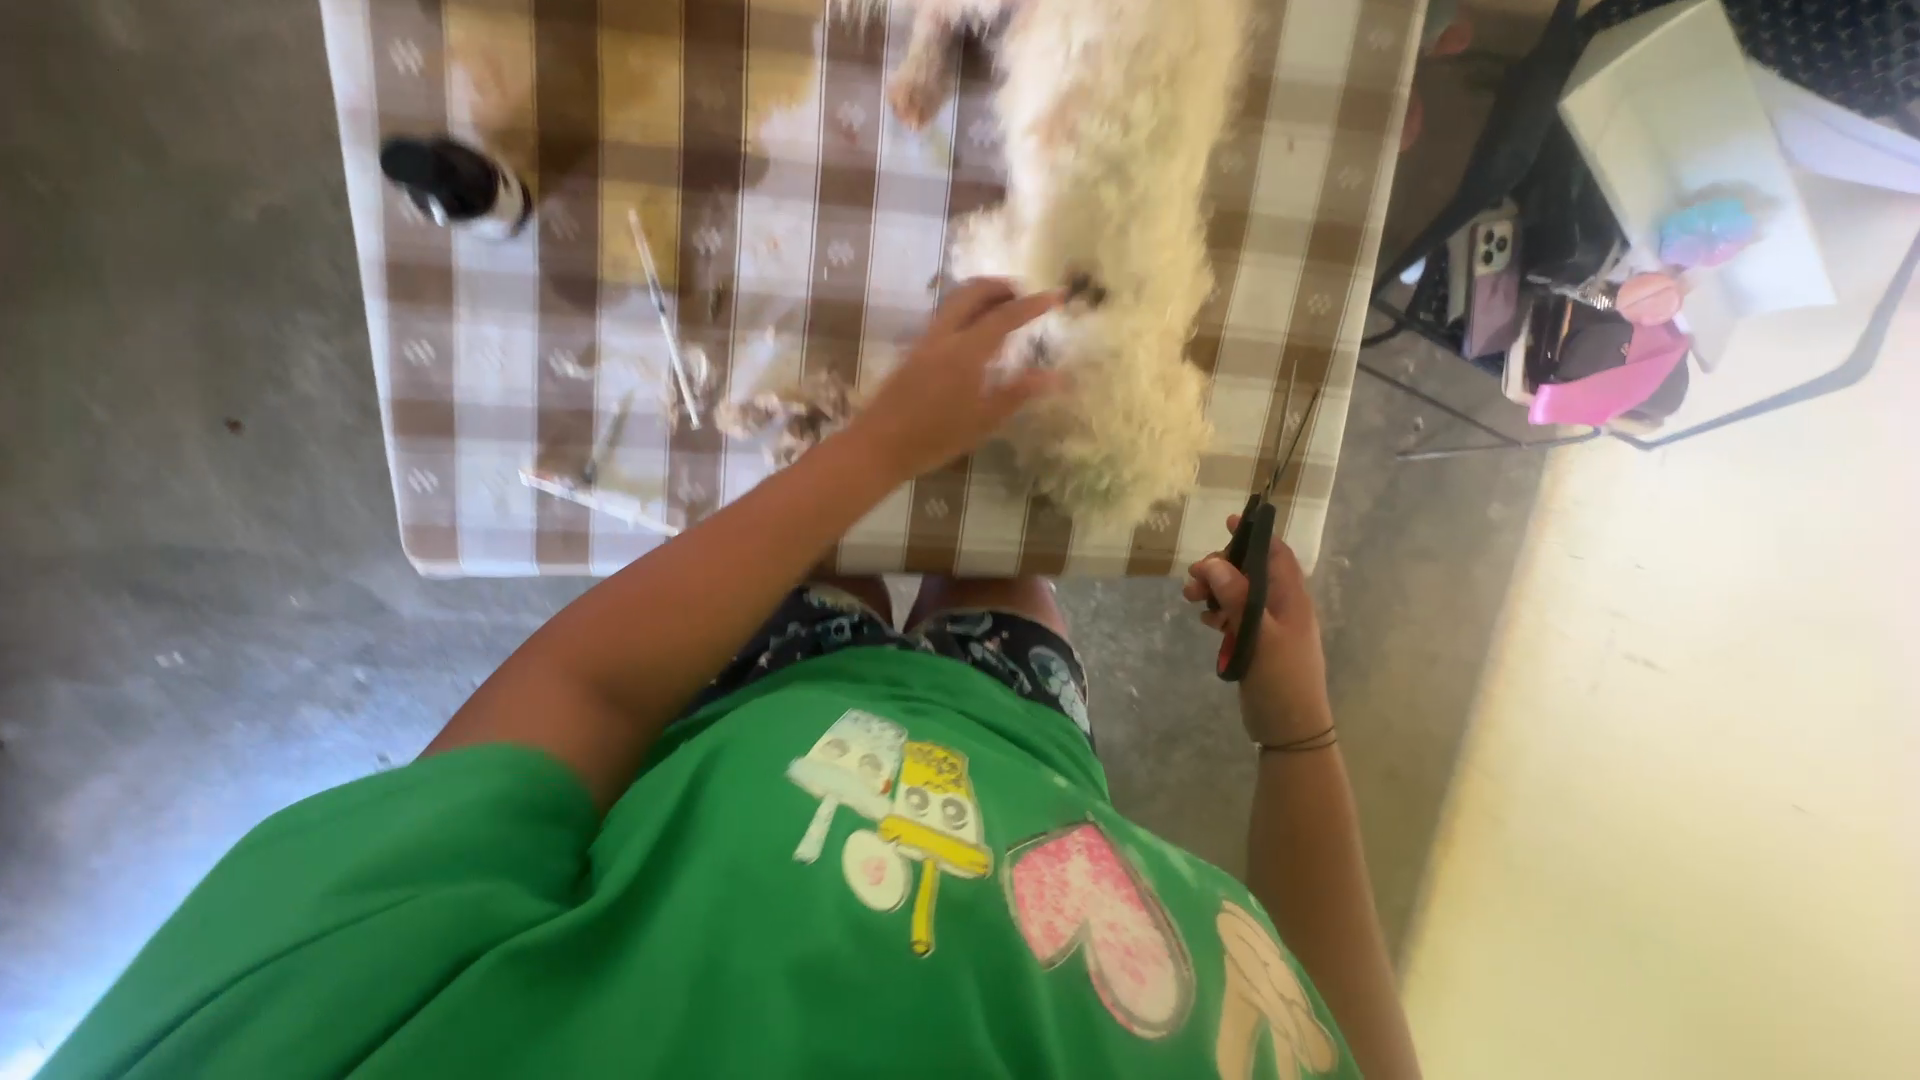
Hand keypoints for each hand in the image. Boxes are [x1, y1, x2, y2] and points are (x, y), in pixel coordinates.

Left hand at [848, 278, 1064, 478]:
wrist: (879, 445)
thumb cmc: (935, 438)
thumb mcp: (983, 421)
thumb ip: (1018, 393)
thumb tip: (1056, 377)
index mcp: (966, 351)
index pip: (1005, 316)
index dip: (1033, 304)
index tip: (1057, 295)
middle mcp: (944, 336)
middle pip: (973, 292)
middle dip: (1001, 286)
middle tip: (1023, 296)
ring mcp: (924, 341)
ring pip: (954, 301)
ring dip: (980, 296)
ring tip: (1002, 311)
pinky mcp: (913, 352)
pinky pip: (943, 318)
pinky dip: (965, 312)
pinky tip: (973, 336)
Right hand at [1183, 516, 1332, 744]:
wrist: (1290, 729)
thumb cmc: (1282, 680)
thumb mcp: (1258, 635)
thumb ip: (1236, 597)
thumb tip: (1213, 562)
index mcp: (1291, 599)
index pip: (1276, 554)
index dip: (1255, 536)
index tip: (1228, 523)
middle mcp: (1281, 607)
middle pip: (1250, 573)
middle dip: (1221, 568)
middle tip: (1192, 578)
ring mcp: (1268, 627)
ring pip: (1238, 595)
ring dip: (1215, 591)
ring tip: (1190, 599)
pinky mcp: (1256, 645)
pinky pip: (1235, 617)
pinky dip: (1219, 613)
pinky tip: (1206, 620)